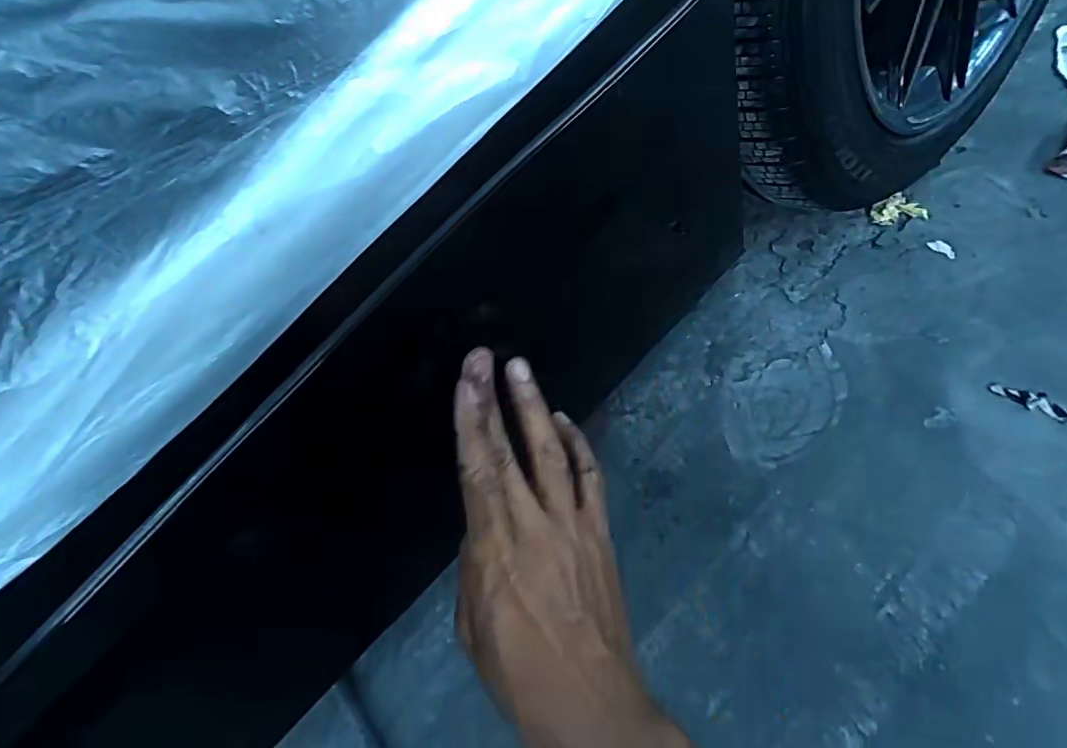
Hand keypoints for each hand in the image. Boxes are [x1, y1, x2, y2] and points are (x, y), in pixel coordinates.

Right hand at [453, 349, 689, 747]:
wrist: (594, 710)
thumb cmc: (519, 671)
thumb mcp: (471, 624)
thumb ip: (473, 565)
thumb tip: (482, 528)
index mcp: (493, 549)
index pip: (477, 469)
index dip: (470, 420)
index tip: (466, 381)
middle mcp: (532, 526)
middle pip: (508, 450)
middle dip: (493, 398)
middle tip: (483, 357)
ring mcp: (572, 526)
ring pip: (551, 453)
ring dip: (534, 407)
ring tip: (520, 368)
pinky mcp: (600, 535)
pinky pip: (589, 478)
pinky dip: (576, 444)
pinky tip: (562, 420)